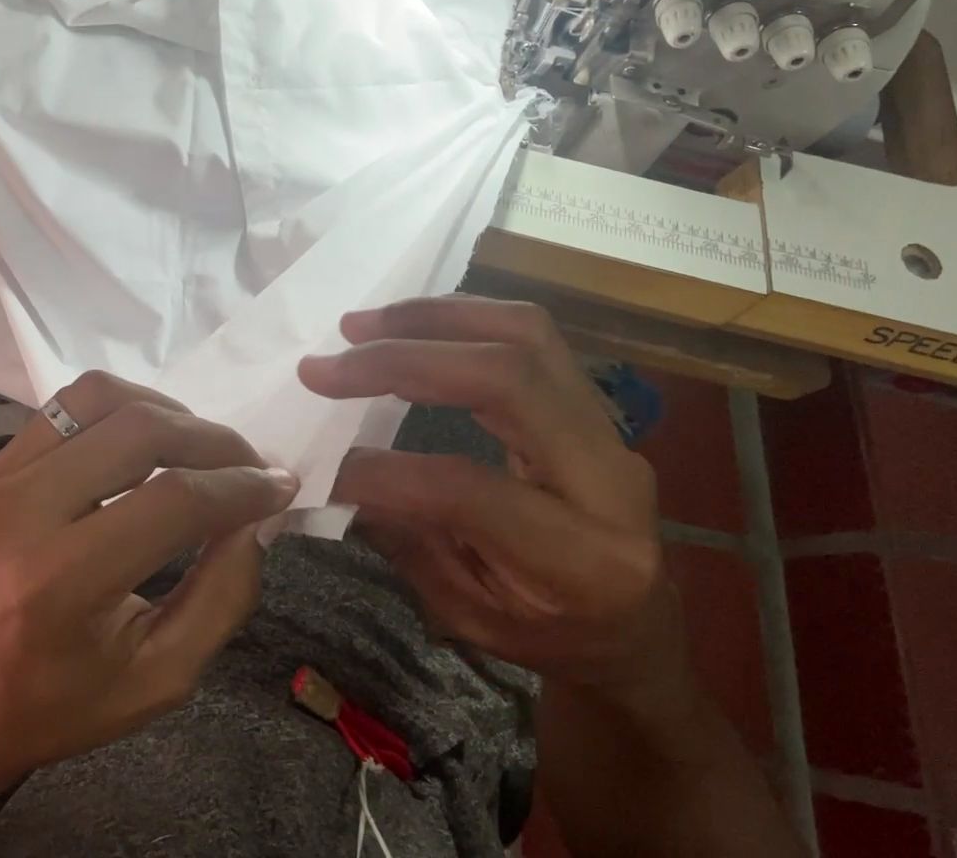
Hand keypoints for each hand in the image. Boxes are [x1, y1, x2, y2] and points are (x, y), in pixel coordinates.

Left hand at [0, 372, 298, 806]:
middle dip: (215, 440)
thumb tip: (258, 515)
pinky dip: (121, 410)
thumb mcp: (160, 677)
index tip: (281, 486)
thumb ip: (223, 593)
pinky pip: (68, 405)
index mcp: (63, 580)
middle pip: (142, 429)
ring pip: (101, 396)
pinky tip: (148, 443)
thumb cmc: (59, 704)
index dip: (242, 486)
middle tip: (251, 466)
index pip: (175, 499)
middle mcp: (26, 510)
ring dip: (167, 410)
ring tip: (201, 449)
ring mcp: (3, 477)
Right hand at [299, 296, 689, 712]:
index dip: (380, 470)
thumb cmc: (548, 637)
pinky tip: (408, 327)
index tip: (319, 464)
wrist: (638, 629)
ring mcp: (610, 431)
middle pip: (509, 377)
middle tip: (330, 363)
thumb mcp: (467, 615)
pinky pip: (531, 338)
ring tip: (360, 326)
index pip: (465, 488)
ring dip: (433, 318)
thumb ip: (406, 540)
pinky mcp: (593, 406)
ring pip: (526, 335)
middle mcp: (608, 479)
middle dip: (406, 358)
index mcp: (579, 559)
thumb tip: (334, 474)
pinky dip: (460, 319)